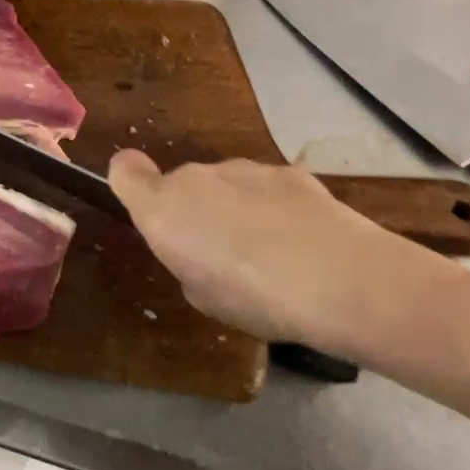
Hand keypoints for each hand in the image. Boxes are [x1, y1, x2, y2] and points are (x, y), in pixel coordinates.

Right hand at [107, 151, 443, 354]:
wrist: (346, 282)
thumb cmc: (257, 299)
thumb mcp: (203, 296)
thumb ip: (188, 261)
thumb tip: (203, 250)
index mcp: (161, 210)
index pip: (123, 169)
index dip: (130, 181)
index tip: (146, 204)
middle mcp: (194, 179)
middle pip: (182, 184)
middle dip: (197, 210)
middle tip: (225, 253)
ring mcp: (243, 171)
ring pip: (227, 186)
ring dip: (238, 209)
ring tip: (276, 254)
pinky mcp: (289, 173)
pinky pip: (268, 189)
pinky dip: (278, 208)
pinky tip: (307, 242)